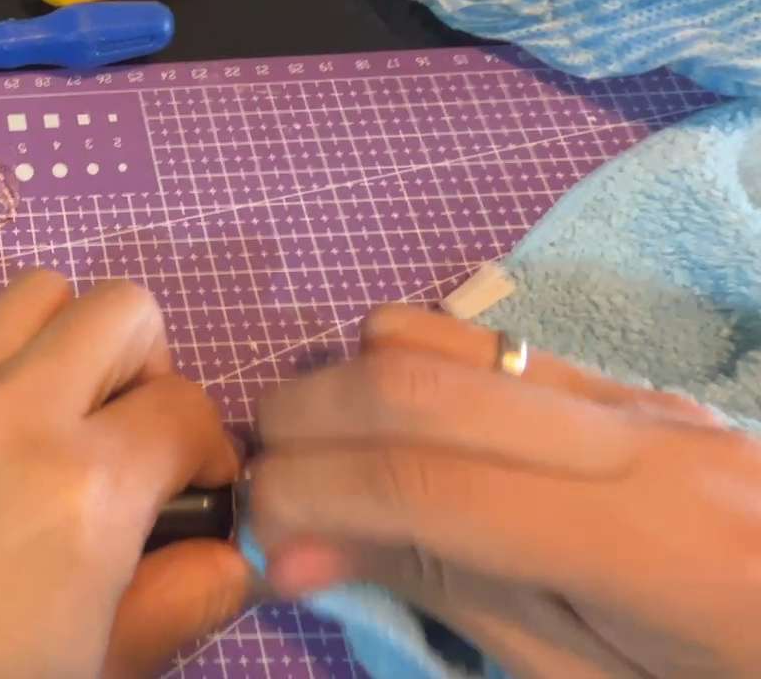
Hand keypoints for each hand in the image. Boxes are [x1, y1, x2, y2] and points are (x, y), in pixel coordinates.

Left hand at [0, 272, 246, 677]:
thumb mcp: (103, 663)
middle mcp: (19, 408)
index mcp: (88, 485)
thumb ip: (182, 598)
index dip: (206, 445)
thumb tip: (228, 548)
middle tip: (122, 425)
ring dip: (62, 331)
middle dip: (146, 361)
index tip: (186, 484)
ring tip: (51, 393)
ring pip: (35, 289)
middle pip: (121, 309)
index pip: (188, 407)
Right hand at [251, 305, 760, 677]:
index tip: (259, 535)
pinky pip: (451, 330)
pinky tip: (394, 427)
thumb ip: (430, 589)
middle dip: (294, 426)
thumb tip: (284, 552)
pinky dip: (381, 365)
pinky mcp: (599, 368)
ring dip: (330, 391)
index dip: (305, 498)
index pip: (420, 486)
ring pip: (411, 336)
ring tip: (328, 456)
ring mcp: (618, 387)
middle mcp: (637, 438)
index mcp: (661, 551)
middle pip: (400, 384)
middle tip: (268, 485)